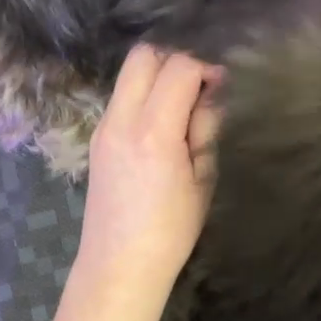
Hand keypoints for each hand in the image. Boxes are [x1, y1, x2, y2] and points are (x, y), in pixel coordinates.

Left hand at [77, 44, 222, 287]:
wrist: (119, 265)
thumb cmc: (170, 231)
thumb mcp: (202, 180)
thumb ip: (205, 129)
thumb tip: (211, 93)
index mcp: (153, 132)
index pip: (179, 68)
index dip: (205, 69)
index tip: (222, 88)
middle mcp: (121, 120)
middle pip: (143, 56)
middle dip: (176, 61)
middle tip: (199, 89)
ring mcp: (103, 127)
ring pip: (128, 73)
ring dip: (158, 76)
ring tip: (183, 108)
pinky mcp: (97, 138)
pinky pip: (122, 97)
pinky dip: (144, 94)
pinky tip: (164, 124)